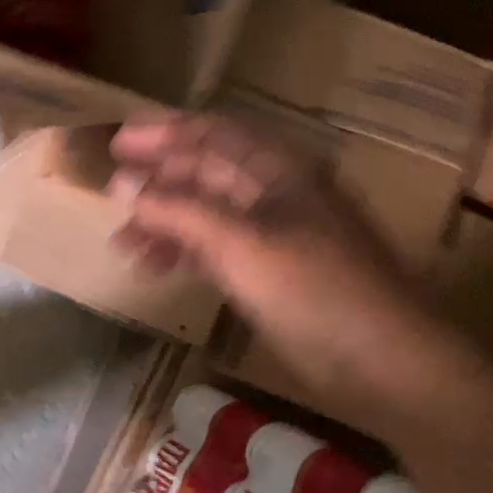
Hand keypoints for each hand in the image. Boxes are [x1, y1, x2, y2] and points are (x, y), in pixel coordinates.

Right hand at [109, 113, 446, 427]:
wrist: (384, 361)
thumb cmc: (314, 288)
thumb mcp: (237, 241)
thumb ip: (175, 208)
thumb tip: (120, 182)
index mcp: (279, 172)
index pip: (214, 133)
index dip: (164, 131)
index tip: (117, 140)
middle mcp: (275, 194)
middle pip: (205, 170)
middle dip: (156, 177)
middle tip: (108, 187)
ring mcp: (273, 234)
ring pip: (203, 211)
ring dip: (161, 220)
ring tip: (122, 241)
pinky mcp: (269, 272)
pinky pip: (212, 246)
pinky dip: (180, 250)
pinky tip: (154, 267)